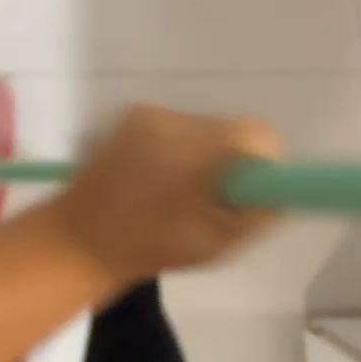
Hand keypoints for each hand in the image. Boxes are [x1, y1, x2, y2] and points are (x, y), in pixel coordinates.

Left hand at [48, 104, 280, 286]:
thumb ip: (254, 215)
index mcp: (192, 154)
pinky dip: (177, 149)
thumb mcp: (214, 246)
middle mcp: (170, 122)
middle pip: (227, 129)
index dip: (262, 161)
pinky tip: (155, 178)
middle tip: (211, 200)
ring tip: (177, 193)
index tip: (249, 190)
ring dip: (202, 155)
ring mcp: (147, 114)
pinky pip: (175, 126)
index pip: (254, 134)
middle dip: (229, 161)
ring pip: (202, 127)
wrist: (78, 234)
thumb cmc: (148, 247)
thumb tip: (281, 191)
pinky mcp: (131, 114)